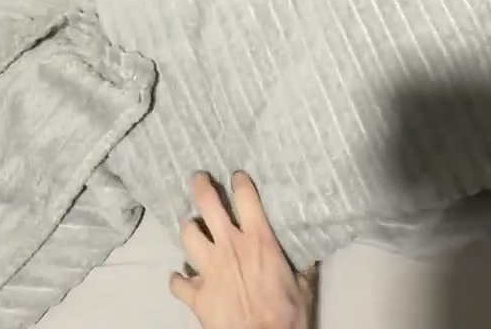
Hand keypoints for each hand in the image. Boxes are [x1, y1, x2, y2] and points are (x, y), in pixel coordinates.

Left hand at [170, 171, 316, 328]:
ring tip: (191, 227)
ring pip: (188, 235)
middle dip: (201, 187)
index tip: (236, 176)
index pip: (245, 196)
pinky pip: (177, 282)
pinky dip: (178, 279)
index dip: (239, 181)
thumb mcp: (302, 285)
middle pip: (208, 204)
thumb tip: (313, 253)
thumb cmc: (287, 315)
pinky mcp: (196, 295)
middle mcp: (229, 246)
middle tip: (199, 178)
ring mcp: (209, 269)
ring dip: (188, 229)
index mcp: (258, 239)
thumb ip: (301, 265)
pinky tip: (180, 278)